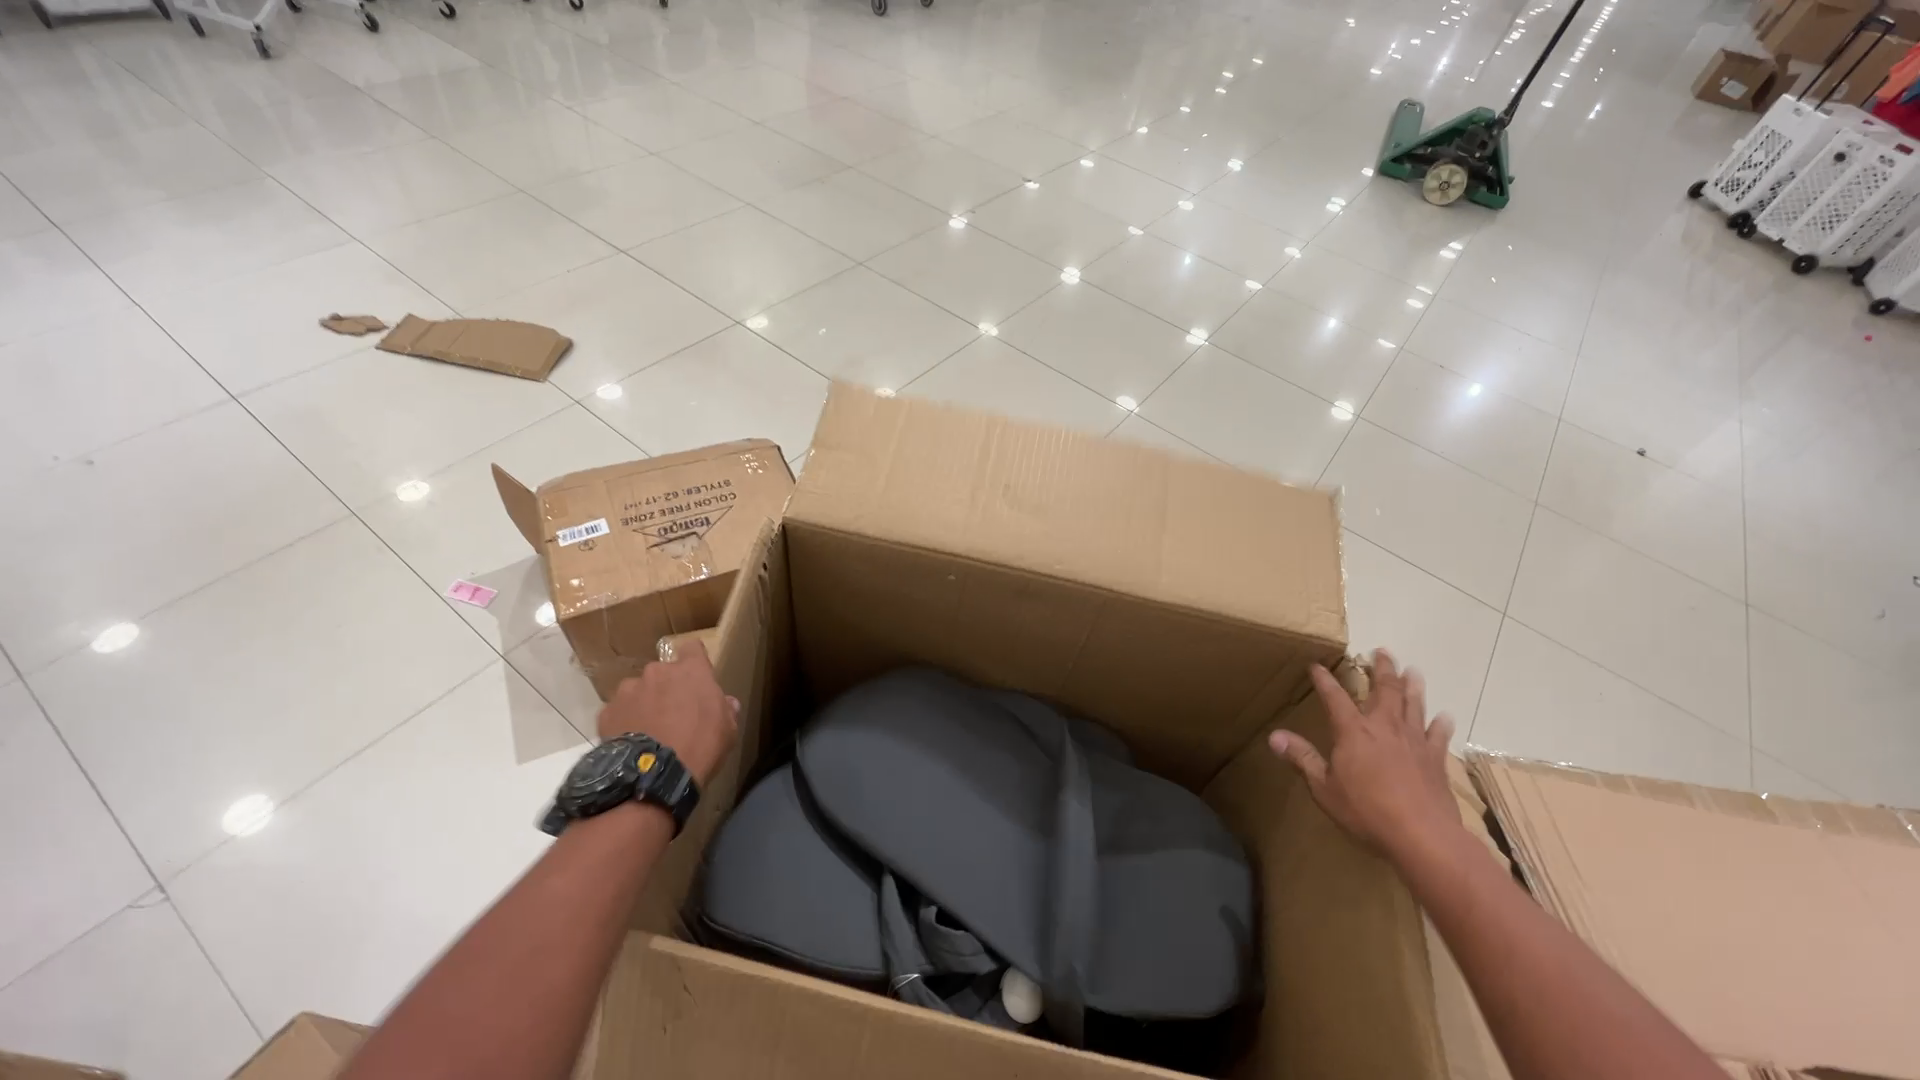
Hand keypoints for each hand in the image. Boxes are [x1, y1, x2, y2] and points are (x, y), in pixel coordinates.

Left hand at [597, 641, 738, 786]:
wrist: (654, 775)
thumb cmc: (700, 747)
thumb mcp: (728, 731)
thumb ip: (726, 710)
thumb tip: (728, 702)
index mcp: (690, 671)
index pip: (693, 648)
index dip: (694, 661)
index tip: (696, 677)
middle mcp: (657, 672)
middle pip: (663, 673)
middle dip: (667, 688)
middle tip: (673, 714)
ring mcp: (628, 690)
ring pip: (638, 690)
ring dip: (643, 703)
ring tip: (648, 730)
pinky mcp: (606, 711)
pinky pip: (619, 712)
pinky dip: (624, 722)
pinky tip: (631, 743)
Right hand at [1268, 649, 1460, 862]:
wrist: (1421, 834)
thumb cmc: (1366, 810)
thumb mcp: (1324, 787)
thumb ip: (1302, 758)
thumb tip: (1274, 736)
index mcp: (1353, 731)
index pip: (1334, 697)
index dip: (1324, 680)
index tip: (1316, 665)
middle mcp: (1384, 727)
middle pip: (1384, 689)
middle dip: (1381, 669)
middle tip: (1381, 651)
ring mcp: (1414, 740)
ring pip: (1414, 704)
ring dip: (1412, 685)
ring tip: (1412, 670)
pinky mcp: (1435, 758)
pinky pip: (1438, 734)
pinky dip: (1441, 723)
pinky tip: (1444, 716)